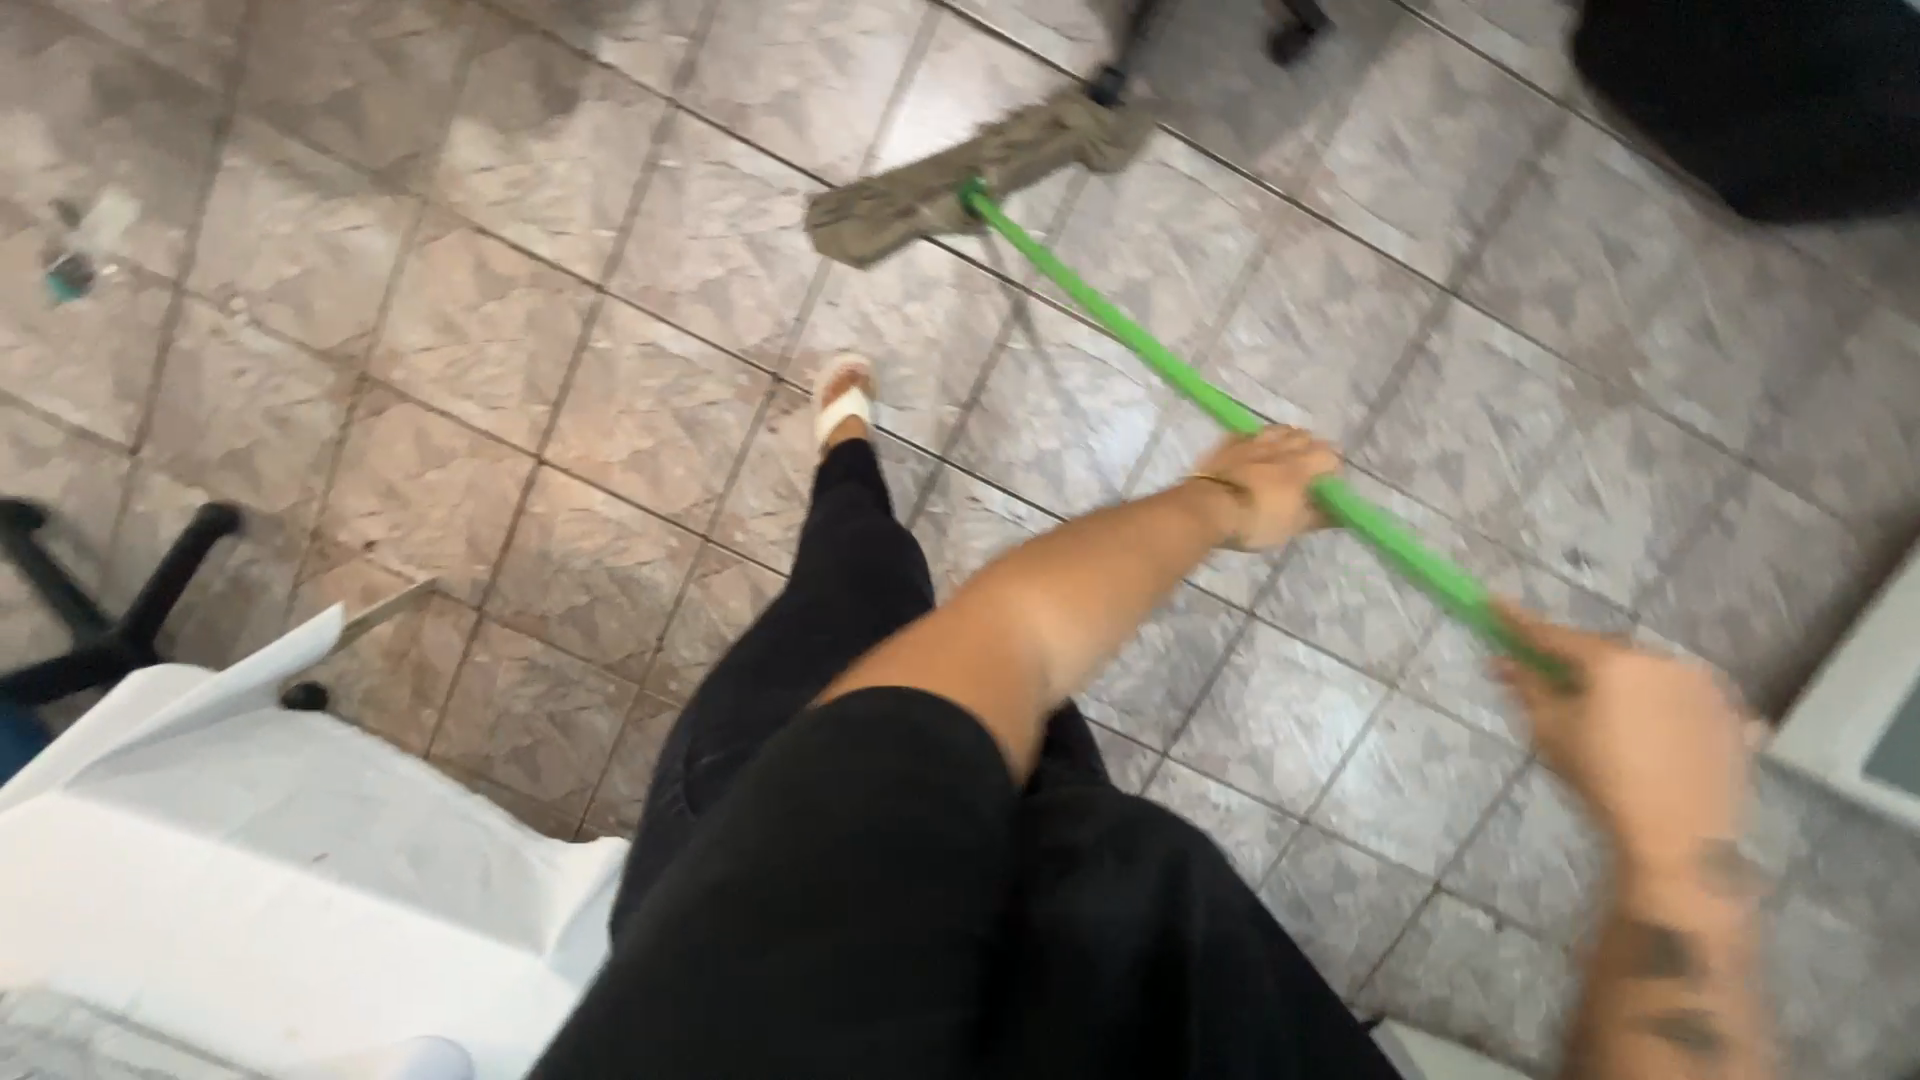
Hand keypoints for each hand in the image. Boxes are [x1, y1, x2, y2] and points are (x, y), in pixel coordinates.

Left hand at [1186, 425, 1339, 550]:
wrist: (1206, 508)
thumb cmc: (1253, 520)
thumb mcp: (1291, 526)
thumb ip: (1317, 517)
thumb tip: (1340, 515)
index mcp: (1300, 466)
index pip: (1329, 456)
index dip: (1334, 467)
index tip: (1329, 482)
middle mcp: (1278, 448)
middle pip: (1304, 437)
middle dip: (1312, 448)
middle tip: (1308, 465)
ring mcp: (1250, 443)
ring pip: (1277, 430)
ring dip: (1286, 437)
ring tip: (1284, 451)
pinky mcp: (1226, 444)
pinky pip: (1247, 434)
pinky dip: (1255, 439)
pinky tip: (1252, 448)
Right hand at [1493, 604, 1756, 873]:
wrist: (1676, 836)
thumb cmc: (1599, 776)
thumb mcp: (1548, 729)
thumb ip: (1526, 686)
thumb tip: (1502, 660)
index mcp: (1613, 661)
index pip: (1553, 635)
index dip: (1519, 621)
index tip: (1493, 602)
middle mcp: (1664, 661)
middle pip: (1606, 649)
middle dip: (1576, 657)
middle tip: (1552, 675)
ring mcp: (1706, 688)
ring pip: (1648, 670)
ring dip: (1623, 679)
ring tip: (1606, 710)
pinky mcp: (1733, 717)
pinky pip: (1686, 696)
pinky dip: (1664, 702)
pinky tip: (1654, 726)